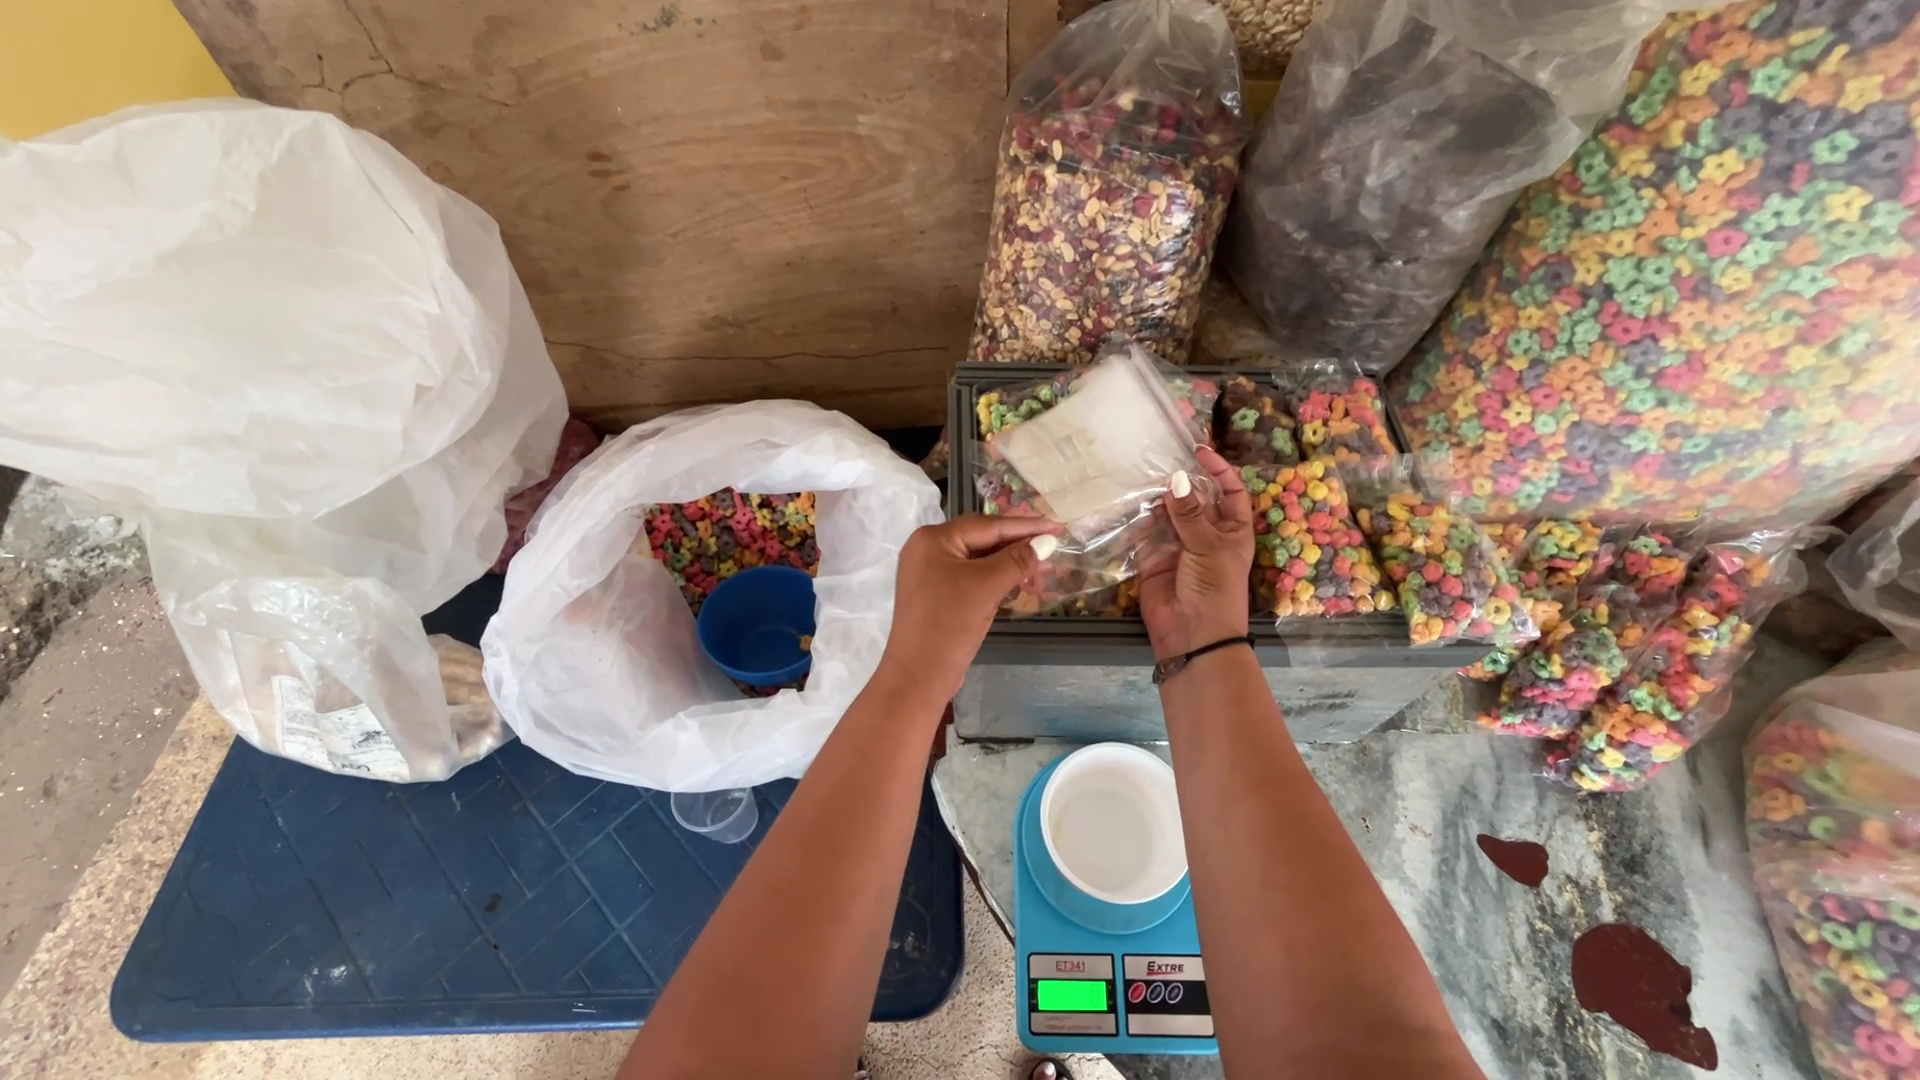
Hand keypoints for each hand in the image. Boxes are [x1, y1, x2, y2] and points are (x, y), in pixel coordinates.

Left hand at [877, 514, 1063, 702]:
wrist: (918, 676)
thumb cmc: (949, 624)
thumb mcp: (986, 587)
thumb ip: (1017, 560)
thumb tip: (1047, 541)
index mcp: (933, 539)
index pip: (988, 525)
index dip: (1026, 526)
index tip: (1057, 526)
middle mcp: (927, 549)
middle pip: (982, 539)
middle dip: (1018, 544)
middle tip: (1053, 546)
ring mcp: (930, 573)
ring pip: (978, 560)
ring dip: (1009, 563)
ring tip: (1042, 567)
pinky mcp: (936, 595)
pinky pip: (971, 577)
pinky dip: (995, 578)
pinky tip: (1018, 581)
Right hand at [1138, 445, 1253, 660]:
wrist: (1193, 635)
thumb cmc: (1215, 589)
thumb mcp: (1209, 547)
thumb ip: (1190, 513)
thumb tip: (1175, 479)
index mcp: (1232, 530)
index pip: (1230, 491)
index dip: (1218, 470)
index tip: (1197, 452)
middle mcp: (1206, 534)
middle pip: (1194, 499)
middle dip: (1180, 482)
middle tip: (1158, 459)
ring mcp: (1177, 546)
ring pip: (1166, 513)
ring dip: (1156, 499)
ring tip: (1139, 476)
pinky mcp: (1152, 558)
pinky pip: (1144, 533)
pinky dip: (1136, 519)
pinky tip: (1127, 502)